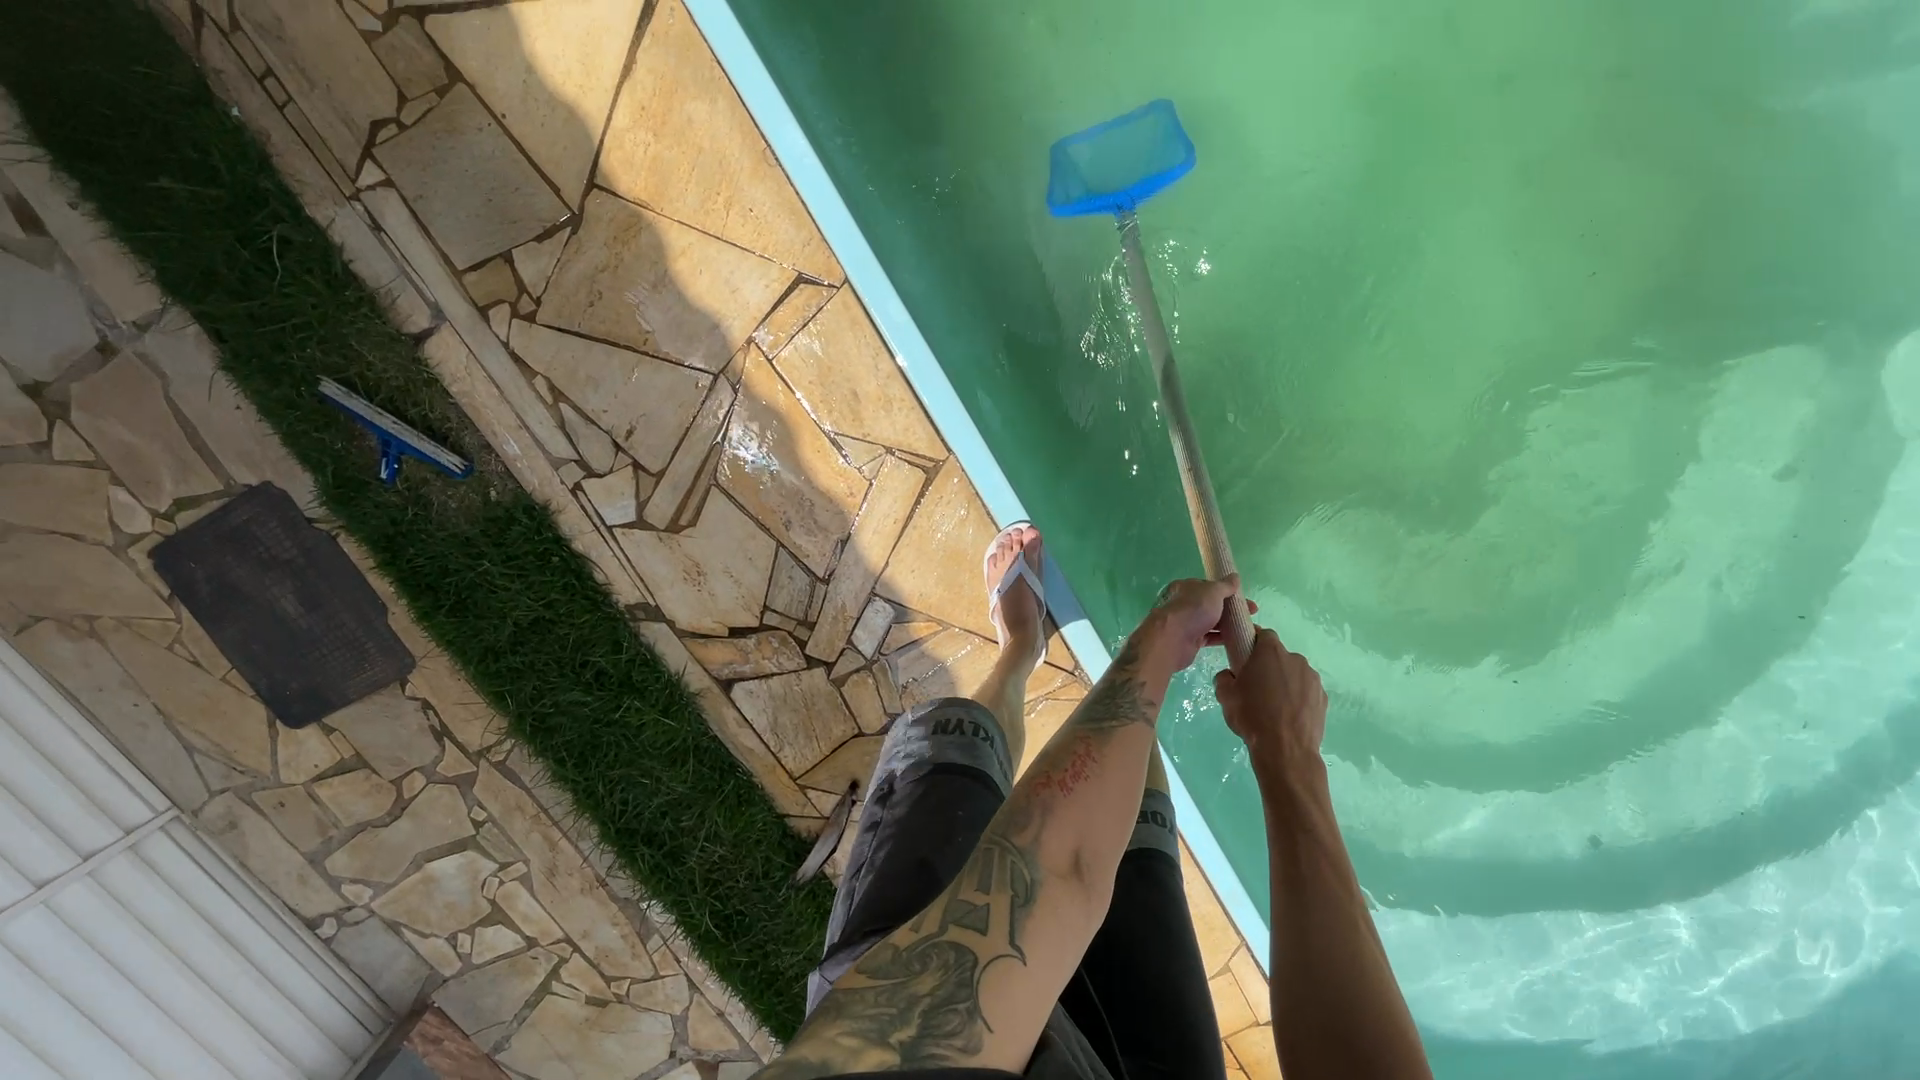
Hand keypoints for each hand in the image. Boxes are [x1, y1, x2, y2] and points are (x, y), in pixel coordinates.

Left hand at [1133, 575, 1250, 676]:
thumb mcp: (1212, 592)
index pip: (1209, 587)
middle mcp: (1185, 604)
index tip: (1245, 599)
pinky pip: (1210, 637)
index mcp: (1186, 588)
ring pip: (1212, 622)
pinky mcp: (1190, 640)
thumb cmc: (1192, 609)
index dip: (1228, 592)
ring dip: (1230, 625)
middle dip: (1232, 609)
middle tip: (1252, 614)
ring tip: (1251, 629)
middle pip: (1212, 605)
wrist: (1171, 640)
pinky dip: (1223, 638)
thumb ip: (1225, 585)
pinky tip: (1239, 640)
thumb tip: (1235, 576)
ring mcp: (1187, 623)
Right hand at [1214, 628, 1326, 765]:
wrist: (1285, 750)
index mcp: (1270, 652)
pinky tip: (1288, 717)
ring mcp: (1313, 679)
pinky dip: (1298, 699)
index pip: (1264, 634)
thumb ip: (1224, 677)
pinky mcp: (1323, 698)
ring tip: (1274, 707)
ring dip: (1285, 683)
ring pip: (1294, 674)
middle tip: (1256, 687)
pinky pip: (1306, 692)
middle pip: (1280, 656)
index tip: (1245, 658)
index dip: (1254, 643)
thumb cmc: (1251, 716)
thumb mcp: (1224, 695)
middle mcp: (1295, 659)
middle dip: (1269, 666)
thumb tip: (1230, 676)